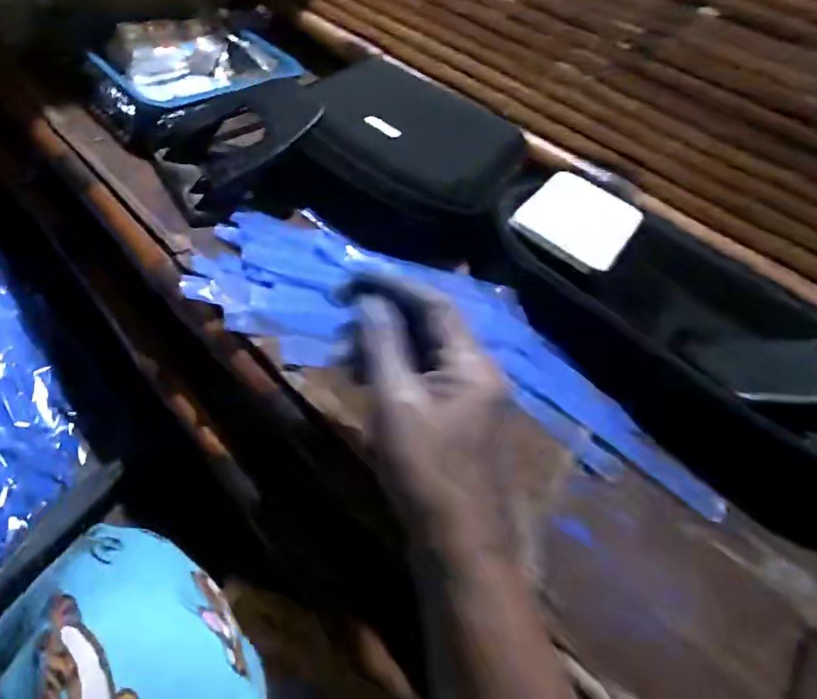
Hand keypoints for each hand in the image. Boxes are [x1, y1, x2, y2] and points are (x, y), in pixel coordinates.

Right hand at [348, 275, 508, 536]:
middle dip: (380, 314)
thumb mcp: (393, 398)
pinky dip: (388, 366)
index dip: (391, 282)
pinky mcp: (455, 415)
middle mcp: (477, 372)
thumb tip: (368, 299)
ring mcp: (469, 395)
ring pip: (420, 348)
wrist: (459, 541)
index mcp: (472, 364)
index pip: (433, 303)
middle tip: (339, 315)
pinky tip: (360, 379)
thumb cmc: (423, 466)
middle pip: (428, 323)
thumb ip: (381, 342)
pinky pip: (419, 373)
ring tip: (343, 356)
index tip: (349, 274)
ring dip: (379, 342)